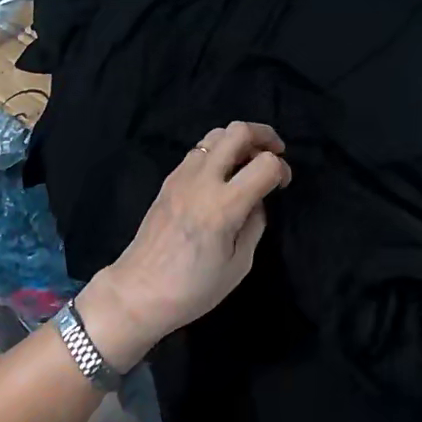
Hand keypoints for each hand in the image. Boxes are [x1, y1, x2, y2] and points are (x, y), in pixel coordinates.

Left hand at [79, 122, 291, 369]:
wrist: (139, 290)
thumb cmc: (193, 287)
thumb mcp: (239, 264)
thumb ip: (254, 224)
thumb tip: (257, 200)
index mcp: (224, 205)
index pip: (265, 164)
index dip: (282, 169)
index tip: (282, 185)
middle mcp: (203, 180)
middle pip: (237, 131)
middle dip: (264, 135)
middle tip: (274, 152)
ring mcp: (182, 176)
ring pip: (215, 135)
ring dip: (237, 141)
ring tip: (247, 163)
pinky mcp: (169, 179)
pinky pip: (198, 151)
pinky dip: (217, 152)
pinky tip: (222, 176)